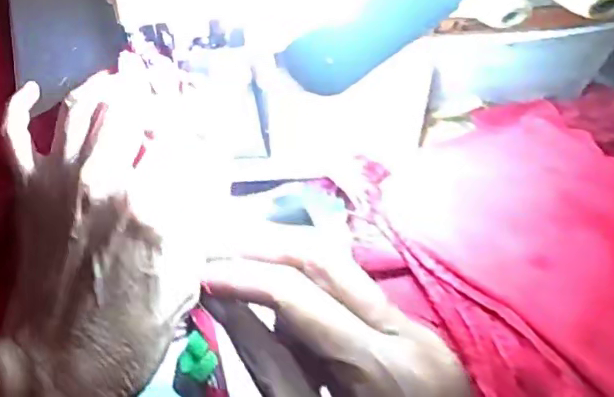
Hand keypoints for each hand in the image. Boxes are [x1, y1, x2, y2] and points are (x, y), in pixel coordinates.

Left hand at [0, 52, 224, 396]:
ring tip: (112, 75)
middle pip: (129, 110)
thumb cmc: (130, 333)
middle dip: (147, 88)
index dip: (195, 118)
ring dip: (97, 85)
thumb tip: (202, 174)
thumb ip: (194, 223)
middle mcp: (104, 179)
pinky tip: (34, 88)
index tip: (200, 103)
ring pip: (78, 107)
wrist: (59, 357)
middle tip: (154, 76)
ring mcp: (58, 175)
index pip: (182, 142)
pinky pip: (12, 129)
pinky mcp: (25, 182)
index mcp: (153, 209)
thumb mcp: (183, 284)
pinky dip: (19, 102)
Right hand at [205, 226, 468, 396]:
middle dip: (255, 248)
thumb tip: (213, 295)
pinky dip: (305, 300)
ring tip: (241, 292)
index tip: (194, 272)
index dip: (236, 275)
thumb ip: (263, 357)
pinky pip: (345, 296)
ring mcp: (419, 333)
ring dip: (278, 272)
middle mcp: (413, 335)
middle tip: (209, 252)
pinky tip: (281, 323)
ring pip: (330, 270)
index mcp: (390, 365)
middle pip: (317, 256)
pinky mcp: (414, 337)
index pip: (294, 290)